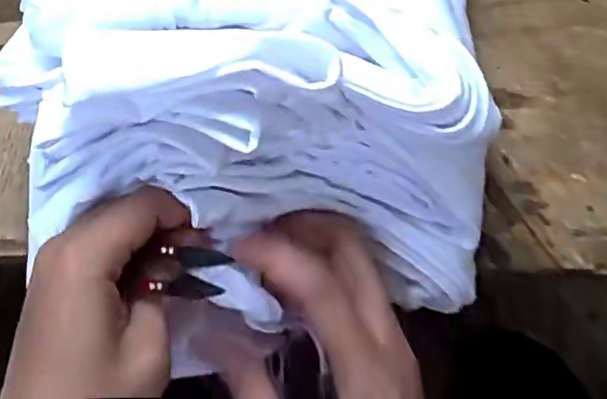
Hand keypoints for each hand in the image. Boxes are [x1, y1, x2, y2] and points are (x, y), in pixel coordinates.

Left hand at [0, 187, 192, 398]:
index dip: (176, 211)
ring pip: (105, 222)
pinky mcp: (50, 274)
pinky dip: (120, 246)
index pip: (138, 205)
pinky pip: (91, 241)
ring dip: (141, 233)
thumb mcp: (145, 351)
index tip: (205, 234)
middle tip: (195, 248)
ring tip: (176, 259)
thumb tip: (166, 260)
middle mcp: (61, 240)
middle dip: (160, 220)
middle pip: (119, 207)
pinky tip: (145, 269)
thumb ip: (160, 290)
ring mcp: (50, 256)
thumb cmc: (95, 395)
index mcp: (82, 252)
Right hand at [220, 212, 421, 398]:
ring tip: (265, 247)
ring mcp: (397, 339)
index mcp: (368, 365)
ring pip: (357, 257)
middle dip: (297, 223)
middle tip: (251, 229)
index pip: (320, 279)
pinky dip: (322, 262)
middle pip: (350, 247)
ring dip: (310, 238)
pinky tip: (289, 280)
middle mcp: (391, 337)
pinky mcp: (392, 347)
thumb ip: (251, 385)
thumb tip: (208, 328)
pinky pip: (358, 280)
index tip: (231, 245)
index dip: (272, 250)